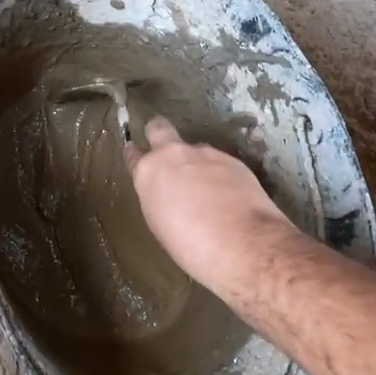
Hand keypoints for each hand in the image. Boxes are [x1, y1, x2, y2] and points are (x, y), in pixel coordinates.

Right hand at [123, 117, 296, 296]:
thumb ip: (158, 198)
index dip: (135, 155)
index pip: (132, 154)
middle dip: (159, 135)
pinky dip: (222, 175)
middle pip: (158, 128)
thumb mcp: (160, 224)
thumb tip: (168, 194)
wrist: (243, 244)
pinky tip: (231, 197)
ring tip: (210, 190)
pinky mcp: (232, 159)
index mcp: (148, 172)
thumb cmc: (191, 246)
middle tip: (167, 153)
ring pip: (195, 150)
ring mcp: (204, 153)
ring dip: (198, 164)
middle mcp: (172, 154)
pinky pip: (220, 163)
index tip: (136, 155)